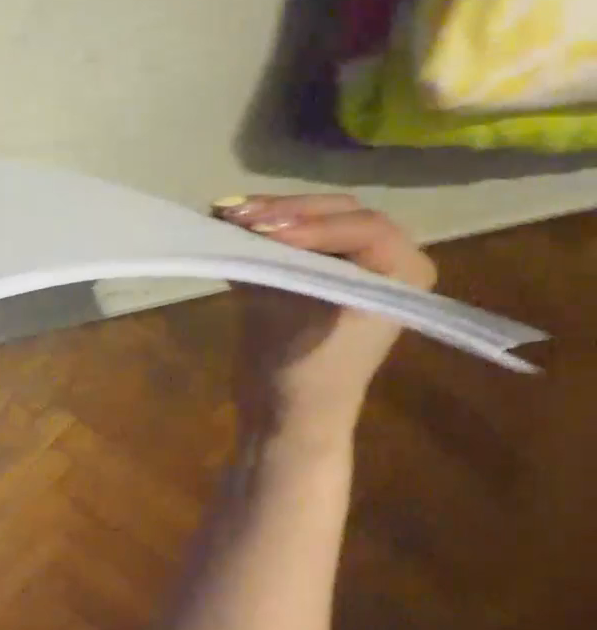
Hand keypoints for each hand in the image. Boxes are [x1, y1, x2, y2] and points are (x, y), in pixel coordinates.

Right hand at [213, 194, 435, 436]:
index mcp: (400, 273)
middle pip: (338, 214)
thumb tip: (246, 238)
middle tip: (239, 217)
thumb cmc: (303, 378)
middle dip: (289, 212)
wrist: (288, 416)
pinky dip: (263, 234)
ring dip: (273, 216)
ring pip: (313, 221)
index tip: (266, 234)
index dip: (314, 226)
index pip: (363, 229)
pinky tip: (230, 228)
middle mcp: (382, 261)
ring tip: (228, 215)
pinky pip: (293, 242)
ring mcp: (344, 267)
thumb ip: (281, 275)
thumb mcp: (296, 324)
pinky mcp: (310, 276)